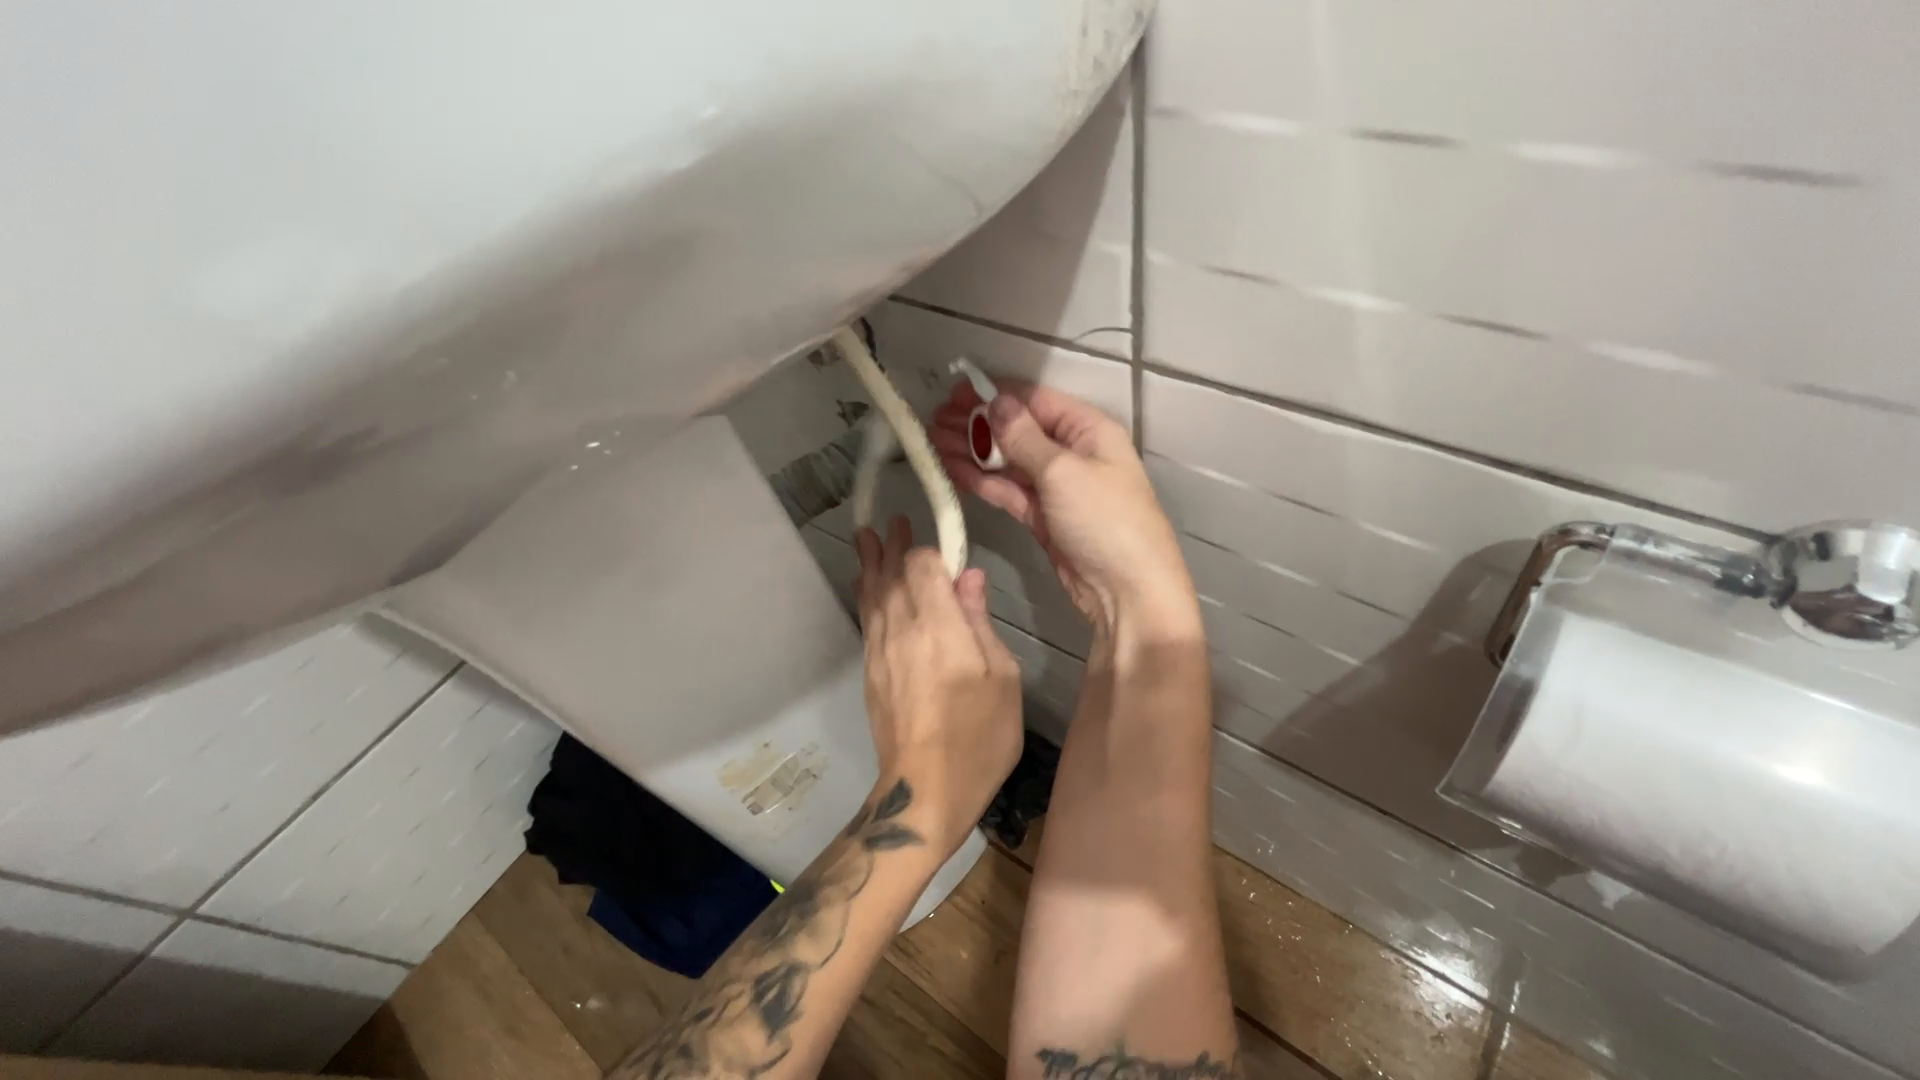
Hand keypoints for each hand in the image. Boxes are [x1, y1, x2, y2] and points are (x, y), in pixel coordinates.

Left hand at [856, 516, 1022, 855]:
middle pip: (891, 573)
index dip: (930, 548)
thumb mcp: (1003, 678)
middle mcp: (902, 629)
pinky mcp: (870, 670)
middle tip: (893, 520)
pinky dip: (864, 594)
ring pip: (872, 593)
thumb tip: (969, 577)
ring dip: (870, 562)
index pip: (923, 566)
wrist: (925, 790)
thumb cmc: (979, 736)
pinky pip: (865, 618)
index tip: (938, 538)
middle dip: (893, 545)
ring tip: (866, 536)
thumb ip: (981, 622)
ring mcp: (880, 650)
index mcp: (940, 626)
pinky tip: (864, 585)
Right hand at [931, 381, 1201, 642]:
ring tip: (933, 442)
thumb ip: (1023, 437)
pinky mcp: (1043, 517)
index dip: (995, 395)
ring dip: (973, 452)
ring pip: (1009, 461)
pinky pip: (1008, 490)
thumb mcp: (1063, 471)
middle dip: (978, 423)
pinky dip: (981, 480)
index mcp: (1089, 430)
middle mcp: (1074, 453)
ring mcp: (1057, 487)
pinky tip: (952, 470)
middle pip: (1019, 430)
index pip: (1036, 400)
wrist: (1127, 593)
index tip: (955, 393)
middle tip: (936, 420)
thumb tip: (996, 402)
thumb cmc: (1104, 521)